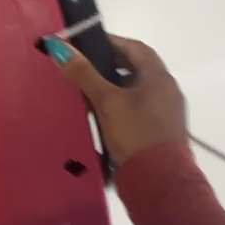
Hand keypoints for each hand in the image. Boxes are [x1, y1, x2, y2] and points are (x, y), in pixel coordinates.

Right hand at [44, 33, 187, 166]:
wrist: (160, 182)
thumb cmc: (135, 133)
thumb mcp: (106, 101)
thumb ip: (83, 73)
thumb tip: (58, 46)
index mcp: (159, 77)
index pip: (135, 47)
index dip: (110, 42)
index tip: (85, 44)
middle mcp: (166, 90)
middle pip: (136, 67)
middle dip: (109, 63)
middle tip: (82, 65)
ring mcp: (166, 111)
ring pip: (136, 87)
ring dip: (113, 83)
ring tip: (87, 88)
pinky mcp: (160, 129)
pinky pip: (138, 105)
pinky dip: (120, 101)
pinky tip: (101, 111)